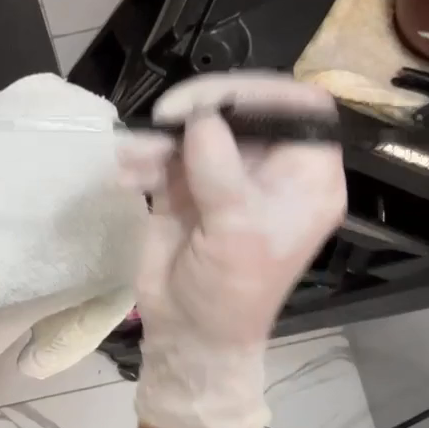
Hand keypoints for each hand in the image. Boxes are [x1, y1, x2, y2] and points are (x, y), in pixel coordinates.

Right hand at [117, 72, 347, 427]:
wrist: (189, 334)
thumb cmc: (233, 290)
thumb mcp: (238, 229)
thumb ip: (220, 170)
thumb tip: (201, 119)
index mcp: (303, 176)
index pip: (297, 110)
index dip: (262, 94)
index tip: (218, 99)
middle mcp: (263, 171)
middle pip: (239, 116)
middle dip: (201, 113)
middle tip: (166, 115)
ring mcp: (218, 181)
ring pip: (193, 137)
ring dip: (160, 142)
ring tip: (133, 160)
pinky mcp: (179, 195)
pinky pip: (161, 162)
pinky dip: (142, 162)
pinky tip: (125, 176)